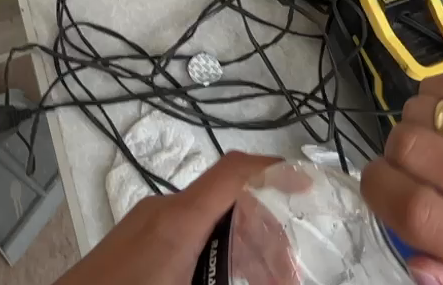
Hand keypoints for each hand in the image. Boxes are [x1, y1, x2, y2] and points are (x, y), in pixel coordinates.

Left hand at [56, 151, 278, 284]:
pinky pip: (185, 232)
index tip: (307, 184)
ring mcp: (145, 222)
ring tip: (264, 277)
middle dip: (265, 228)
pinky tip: (225, 277)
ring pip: (207, 219)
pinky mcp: (135, 239)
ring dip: (240, 244)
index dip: (273, 169)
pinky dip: (213, 249)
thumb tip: (273, 275)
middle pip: (226, 199)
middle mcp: (162, 209)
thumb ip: (233, 273)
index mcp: (177, 220)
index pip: (232, 172)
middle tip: (290, 268)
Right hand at [360, 73, 442, 284]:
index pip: (415, 208)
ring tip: (430, 142)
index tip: (377, 188)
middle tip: (406, 168)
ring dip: (415, 123)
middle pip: (413, 148)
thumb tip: (406, 246)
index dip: (378, 190)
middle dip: (393, 155)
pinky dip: (437, 94)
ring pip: (429, 109)